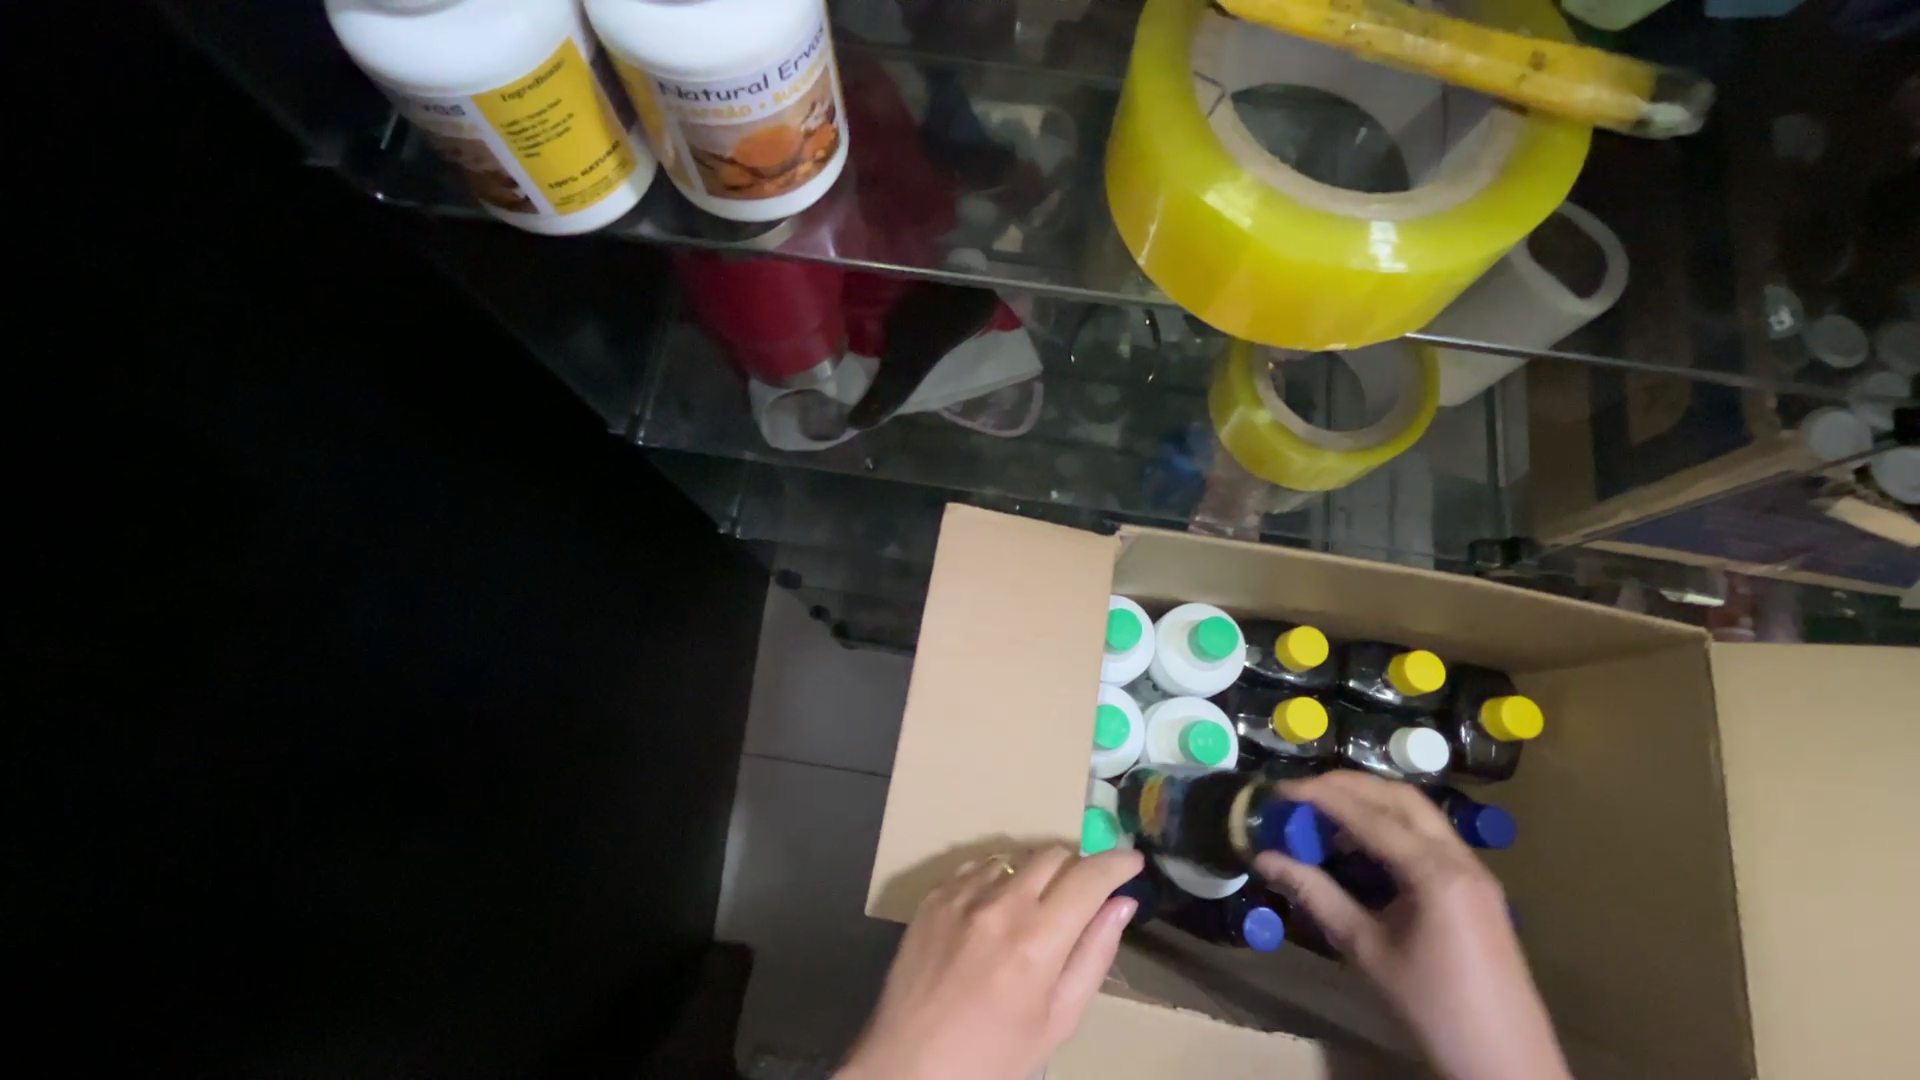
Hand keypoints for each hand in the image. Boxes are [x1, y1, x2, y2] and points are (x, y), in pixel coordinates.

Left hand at [838, 846, 1144, 1079]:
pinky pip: (977, 867)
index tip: (1132, 861)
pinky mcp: (934, 895)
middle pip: (1053, 855)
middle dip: (1077, 867)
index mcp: (1037, 940)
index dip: (1117, 862)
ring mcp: (961, 895)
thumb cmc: (994, 1055)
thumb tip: (1122, 904)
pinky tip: (994, 911)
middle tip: (1082, 894)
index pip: (1089, 877)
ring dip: (1034, 874)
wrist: (911, 1065)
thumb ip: (1093, 955)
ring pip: (1014, 857)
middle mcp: (1000, 905)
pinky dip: (996, 879)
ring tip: (1032, 911)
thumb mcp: (1058, 1018)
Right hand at [1254, 772, 1570, 1079]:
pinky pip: (1428, 836)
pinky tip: (1360, 845)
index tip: (1280, 789)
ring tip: (1324, 814)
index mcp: (1435, 873)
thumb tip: (1265, 858)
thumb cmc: (1433, 1009)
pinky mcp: (1476, 886)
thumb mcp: (1366, 949)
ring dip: (1370, 802)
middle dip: (1348, 786)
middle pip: (1400, 797)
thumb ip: (1316, 895)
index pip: (1369, 815)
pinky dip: (1390, 825)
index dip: (1321, 796)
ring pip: (1418, 812)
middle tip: (1302, 792)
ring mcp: (1474, 871)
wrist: (1507, 1063)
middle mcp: (1460, 859)